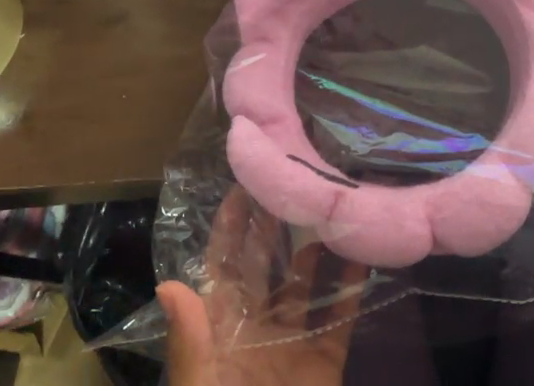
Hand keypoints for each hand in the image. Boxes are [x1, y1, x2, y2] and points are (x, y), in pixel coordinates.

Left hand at [157, 192, 371, 385]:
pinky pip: (341, 314)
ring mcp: (292, 342)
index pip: (222, 267)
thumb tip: (169, 284)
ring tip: (332, 203)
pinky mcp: (325, 358)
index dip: (230, 227)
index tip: (246, 182)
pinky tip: (364, 251)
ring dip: (316, 246)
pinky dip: (352, 283)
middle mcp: (254, 327)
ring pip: (304, 282)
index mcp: (219, 331)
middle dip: (275, 223)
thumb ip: (189, 344)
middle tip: (296, 175)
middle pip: (264, 265)